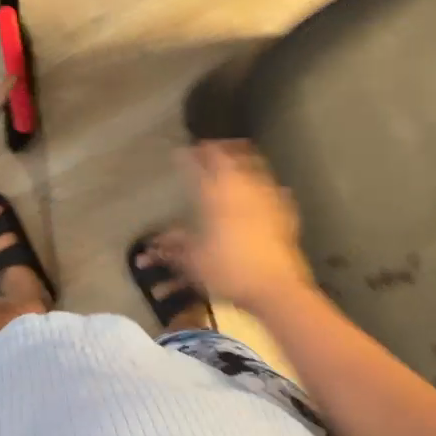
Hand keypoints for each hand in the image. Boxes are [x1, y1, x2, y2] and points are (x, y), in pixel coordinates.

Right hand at [175, 141, 315, 311]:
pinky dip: (263, 182)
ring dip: (242, 159)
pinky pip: (273, 187)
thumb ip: (173, 249)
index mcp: (216, 197)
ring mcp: (267, 198)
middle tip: (208, 148)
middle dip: (218, 150)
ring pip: (254, 167)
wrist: (275, 287)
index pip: (200, 167)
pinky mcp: (285, 211)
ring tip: (235, 156)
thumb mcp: (194, 263)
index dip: (189, 157)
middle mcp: (242, 190)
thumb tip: (150, 247)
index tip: (180, 152)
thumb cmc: (229, 273)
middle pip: (230, 158)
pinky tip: (264, 186)